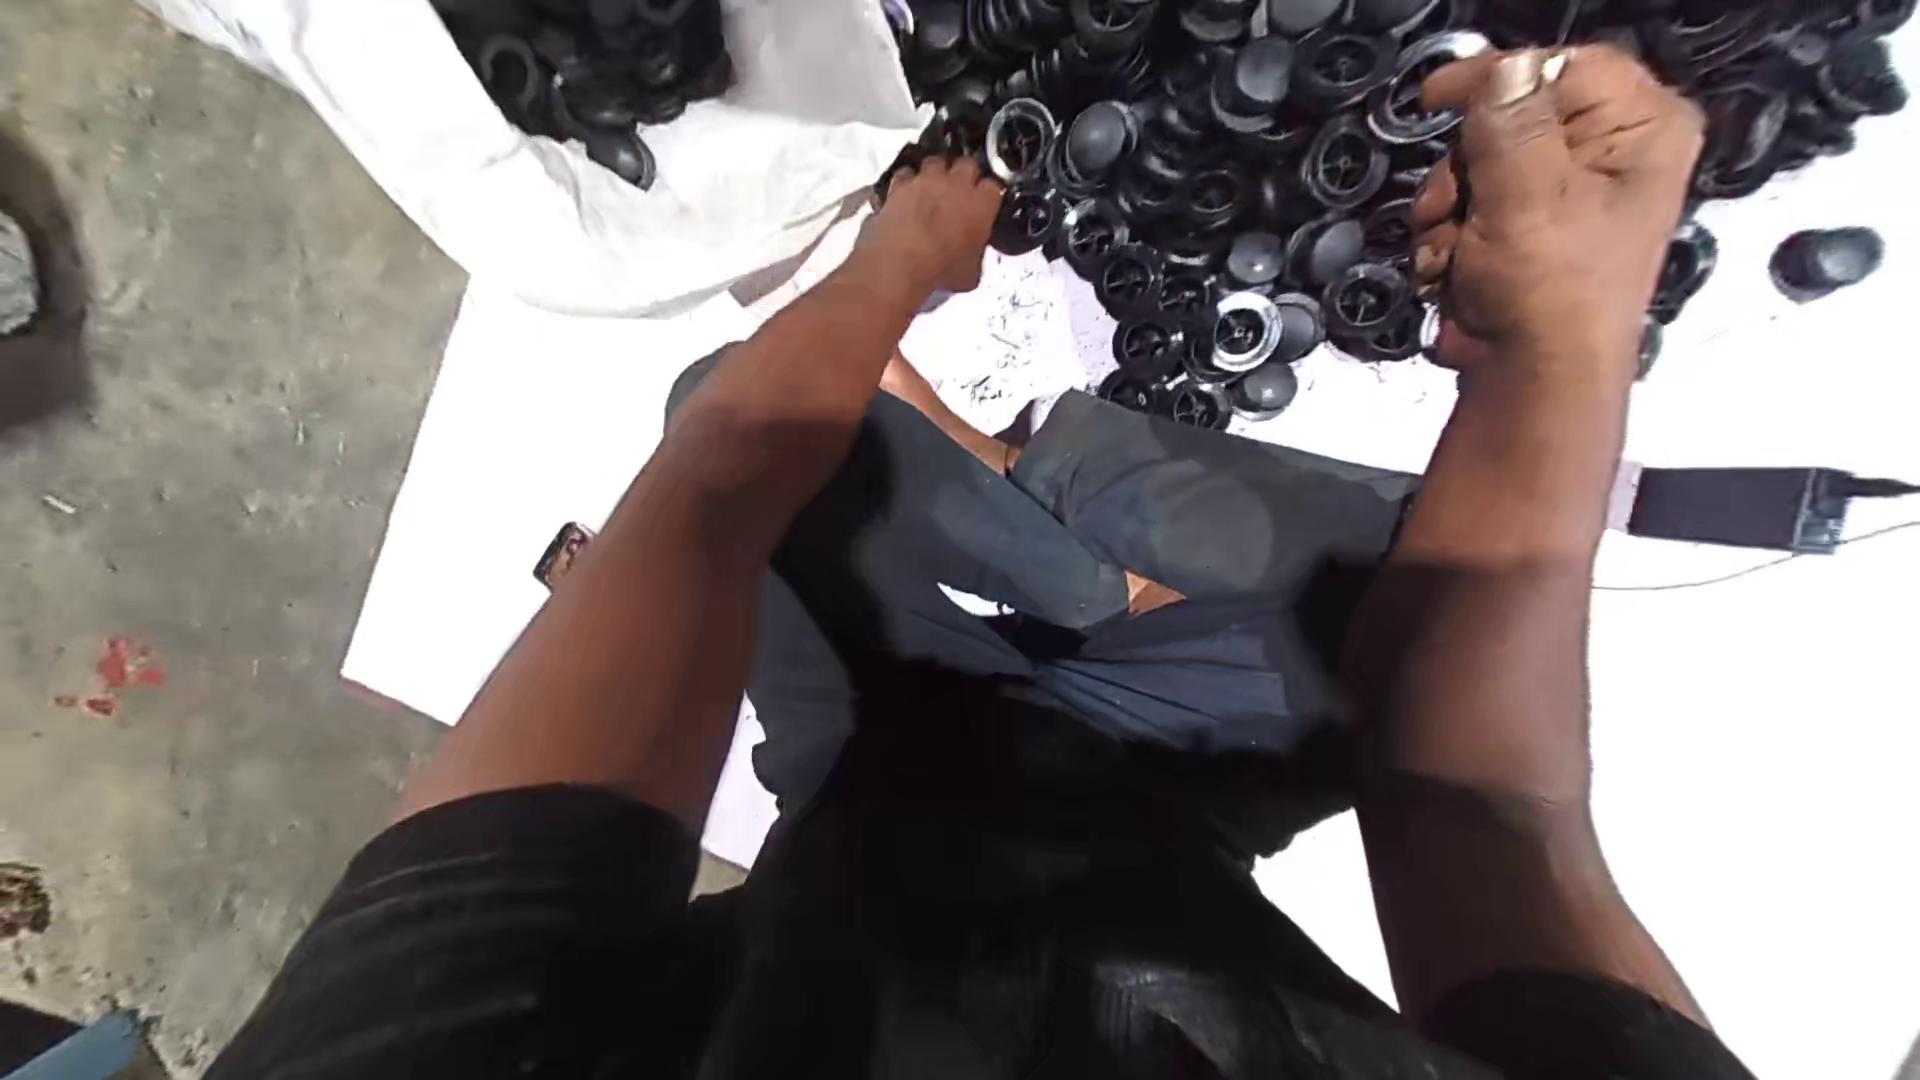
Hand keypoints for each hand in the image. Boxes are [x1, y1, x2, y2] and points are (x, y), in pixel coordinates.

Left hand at [859, 157, 1003, 294]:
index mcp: (981, 205)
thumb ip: (975, 256)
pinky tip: (906, 194)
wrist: (901, 262)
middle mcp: (956, 184)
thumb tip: (971, 261)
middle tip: (960, 194)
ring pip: (936, 161)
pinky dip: (907, 182)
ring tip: (932, 189)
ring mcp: (926, 180)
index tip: (983, 207)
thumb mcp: (969, 273)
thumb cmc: (941, 269)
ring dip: (936, 173)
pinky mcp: (900, 184)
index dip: (987, 198)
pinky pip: (906, 174)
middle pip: (967, 164)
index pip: (993, 189)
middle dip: (965, 175)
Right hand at [1412, 46, 1703, 379]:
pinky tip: (1450, 270)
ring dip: (1442, 219)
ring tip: (1452, 256)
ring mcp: (1552, 203)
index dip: (1496, 80)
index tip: (1434, 96)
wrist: (1530, 370)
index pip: (1561, 71)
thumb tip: (1502, 69)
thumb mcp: (1528, 198)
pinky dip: (1443, 246)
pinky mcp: (1513, 239)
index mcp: (1634, 130)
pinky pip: (1461, 220)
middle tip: (1447, 212)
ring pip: (1470, 180)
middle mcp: (1598, 160)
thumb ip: (1511, 128)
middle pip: (1502, 130)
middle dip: (1457, 177)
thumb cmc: (1548, 290)